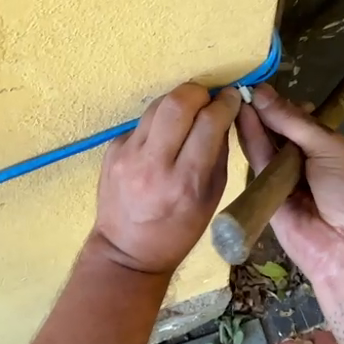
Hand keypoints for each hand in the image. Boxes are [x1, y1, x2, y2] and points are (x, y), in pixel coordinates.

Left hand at [90, 83, 241, 275]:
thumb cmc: (179, 230)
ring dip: (177, 103)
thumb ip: (218, 152)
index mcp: (185, 182)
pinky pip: (141, 123)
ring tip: (186, 115)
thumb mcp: (212, 198)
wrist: (126, 251)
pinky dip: (157, 125)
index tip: (231, 97)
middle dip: (198, 92)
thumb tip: (224, 114)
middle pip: (177, 102)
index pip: (209, 123)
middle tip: (207, 98)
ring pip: (157, 106)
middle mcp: (154, 164)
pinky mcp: (112, 150)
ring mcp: (127, 155)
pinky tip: (161, 141)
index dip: (225, 103)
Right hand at [234, 84, 343, 302]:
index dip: (280, 102)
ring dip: (253, 121)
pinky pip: (257, 165)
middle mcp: (306, 162)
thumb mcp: (330, 149)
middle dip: (263, 110)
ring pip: (265, 145)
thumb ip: (293, 122)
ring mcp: (285, 179)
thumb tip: (262, 92)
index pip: (298, 120)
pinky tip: (239, 117)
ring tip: (235, 94)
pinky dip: (249, 140)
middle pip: (278, 132)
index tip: (258, 80)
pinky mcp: (266, 196)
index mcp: (329, 149)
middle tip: (240, 84)